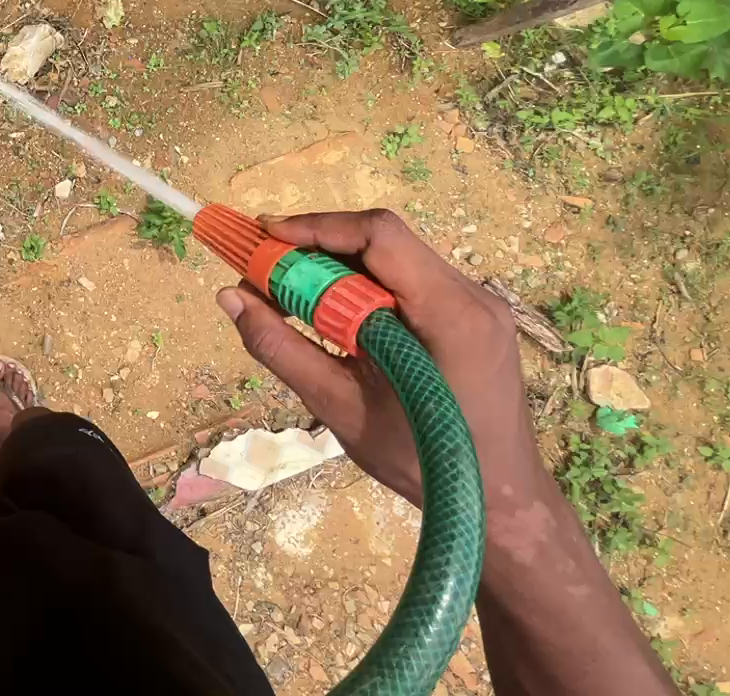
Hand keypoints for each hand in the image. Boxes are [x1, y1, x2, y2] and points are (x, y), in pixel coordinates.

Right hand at [214, 209, 543, 505]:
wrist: (500, 501)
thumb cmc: (421, 460)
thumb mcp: (337, 405)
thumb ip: (280, 347)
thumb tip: (228, 296)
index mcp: (451, 314)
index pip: (380, 236)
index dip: (317, 227)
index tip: (264, 238)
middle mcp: (471, 296)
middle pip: (381, 241)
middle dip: (314, 246)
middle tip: (262, 267)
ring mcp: (474, 305)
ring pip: (388, 258)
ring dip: (331, 266)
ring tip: (285, 291)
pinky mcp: (466, 317)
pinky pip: (400, 280)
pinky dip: (353, 286)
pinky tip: (326, 312)